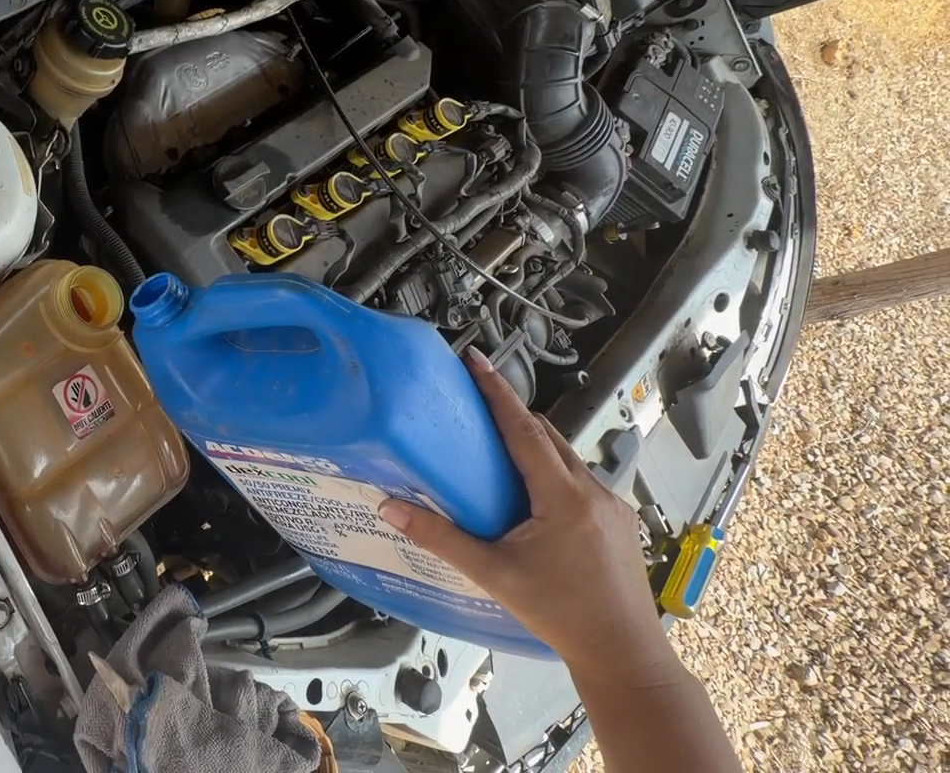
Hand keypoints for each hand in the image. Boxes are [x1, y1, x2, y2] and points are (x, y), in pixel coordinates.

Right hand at [378, 350, 676, 684]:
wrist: (626, 656)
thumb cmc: (559, 612)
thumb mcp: (492, 574)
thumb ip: (440, 537)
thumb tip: (388, 507)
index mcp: (563, 497)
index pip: (523, 429)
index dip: (497, 392)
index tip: (475, 359)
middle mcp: (592, 491)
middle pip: (547, 433)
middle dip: (511, 409)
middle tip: (474, 394)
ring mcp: (611, 505)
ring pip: (566, 453)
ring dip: (531, 436)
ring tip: (495, 436)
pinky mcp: (618, 521)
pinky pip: (578, 475)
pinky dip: (549, 462)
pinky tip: (529, 481)